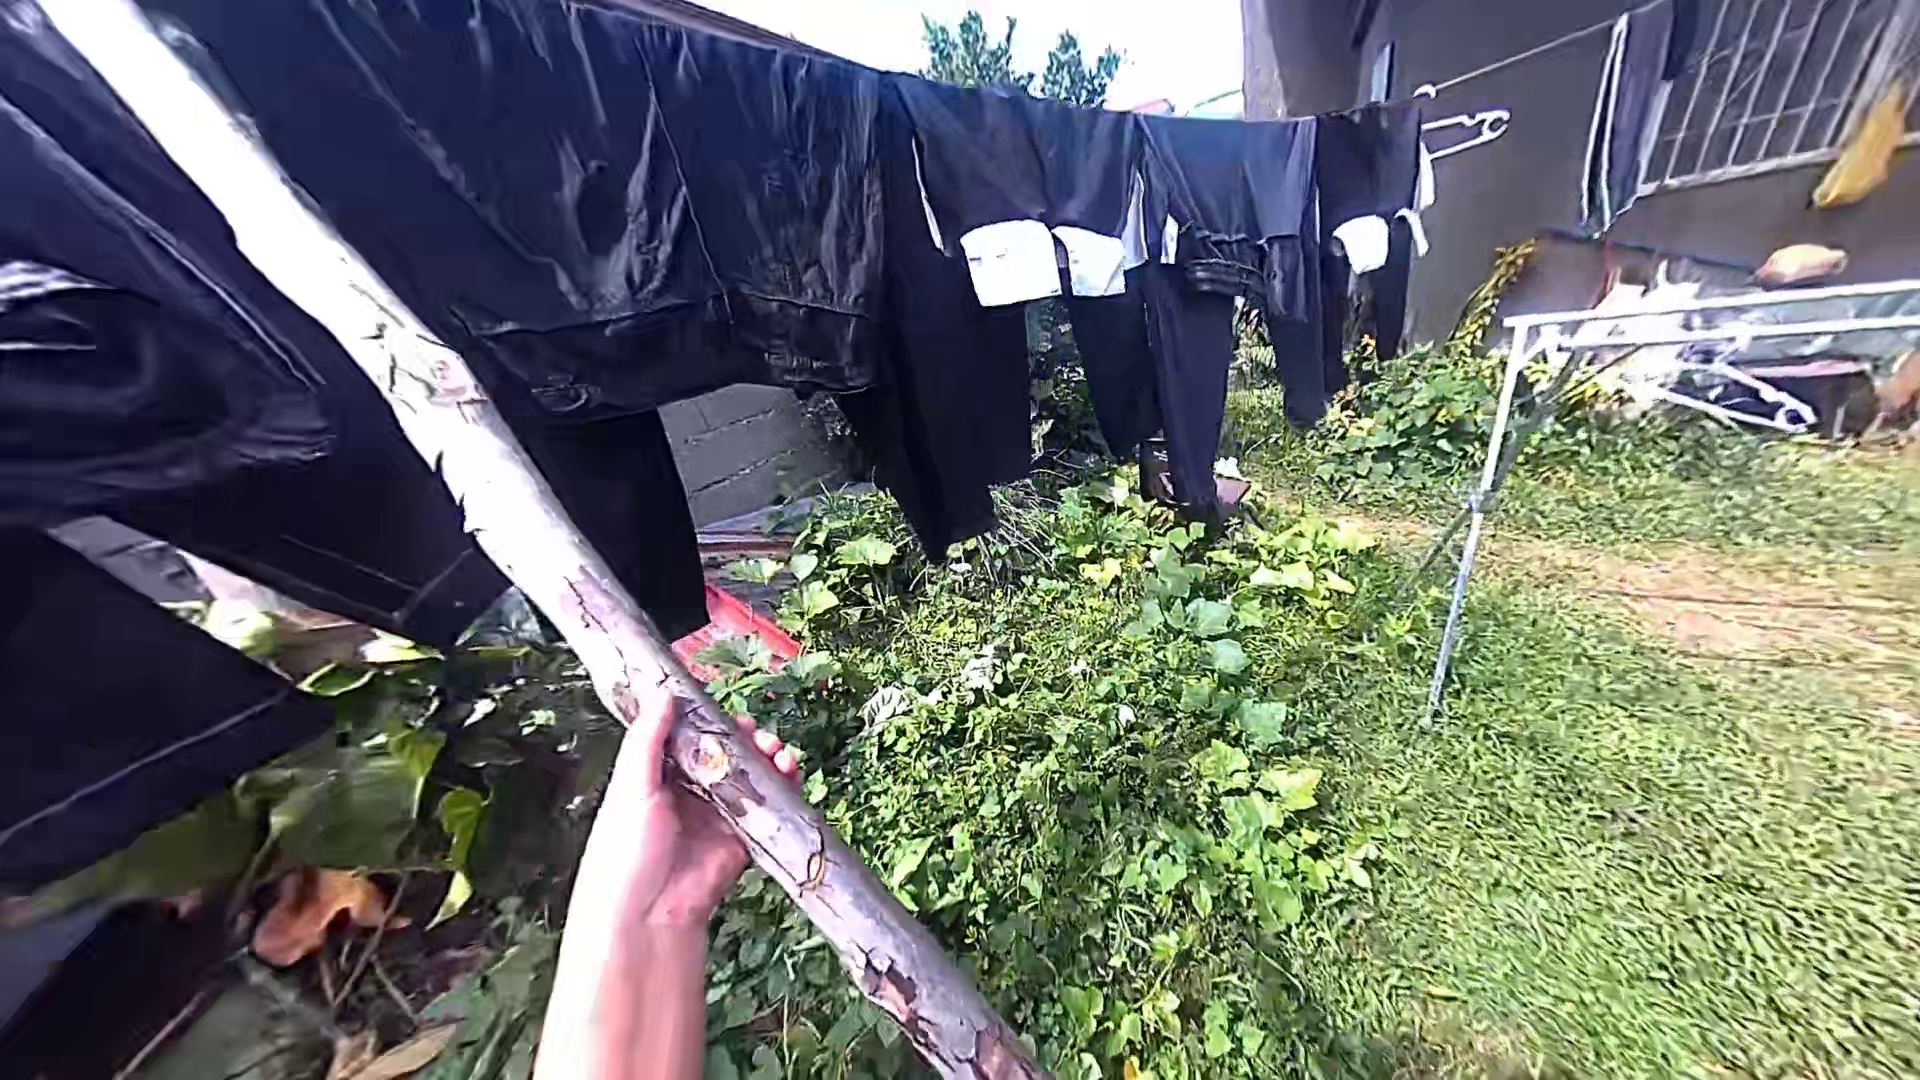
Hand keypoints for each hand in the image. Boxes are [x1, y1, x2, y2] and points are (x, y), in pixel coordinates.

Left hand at [571, 691, 798, 932]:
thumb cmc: (626, 854)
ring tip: (776, 751)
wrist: (646, 918)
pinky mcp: (745, 834)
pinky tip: (788, 770)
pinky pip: (770, 802)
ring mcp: (721, 813)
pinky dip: (785, 783)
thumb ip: (648, 740)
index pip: (694, 737)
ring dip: (769, 755)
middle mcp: (693, 791)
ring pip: (753, 773)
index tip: (729, 711)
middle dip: (748, 737)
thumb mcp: (630, 790)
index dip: (714, 722)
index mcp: (661, 778)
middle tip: (756, 732)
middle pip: (729, 752)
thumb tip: (665, 694)